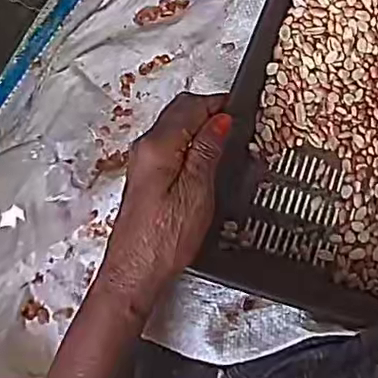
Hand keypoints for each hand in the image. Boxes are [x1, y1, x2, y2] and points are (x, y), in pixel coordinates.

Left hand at [94, 92, 232, 316]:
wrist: (135, 274)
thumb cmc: (164, 239)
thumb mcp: (197, 190)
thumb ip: (208, 151)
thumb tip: (220, 121)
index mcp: (158, 146)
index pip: (190, 106)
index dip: (219, 104)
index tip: (242, 108)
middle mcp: (146, 149)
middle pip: (180, 112)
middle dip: (210, 110)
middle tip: (240, 121)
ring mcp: (144, 164)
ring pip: (176, 128)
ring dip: (202, 127)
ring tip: (229, 139)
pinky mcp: (147, 179)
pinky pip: (172, 147)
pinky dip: (193, 144)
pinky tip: (209, 159)